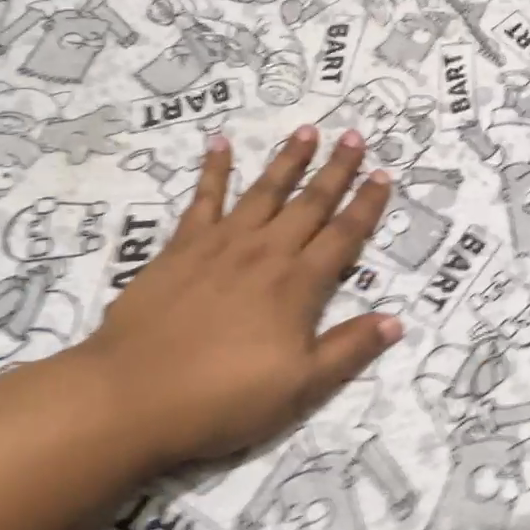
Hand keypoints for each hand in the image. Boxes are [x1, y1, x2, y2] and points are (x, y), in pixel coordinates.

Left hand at [73, 126, 401, 469]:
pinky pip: (204, 198)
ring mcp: (222, 243)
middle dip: (336, 169)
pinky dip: (214, 169)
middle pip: (310, 203)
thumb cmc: (223, 399)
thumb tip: (396, 320)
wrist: (134, 394)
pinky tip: (220, 143)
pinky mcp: (182, 246)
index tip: (384, 174)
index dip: (367, 205)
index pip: (344, 236)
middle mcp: (266, 252)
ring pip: (265, 191)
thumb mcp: (300, 389)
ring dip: (288, 160)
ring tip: (307, 130)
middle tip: (353, 135)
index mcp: (298, 285)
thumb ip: (348, 350)